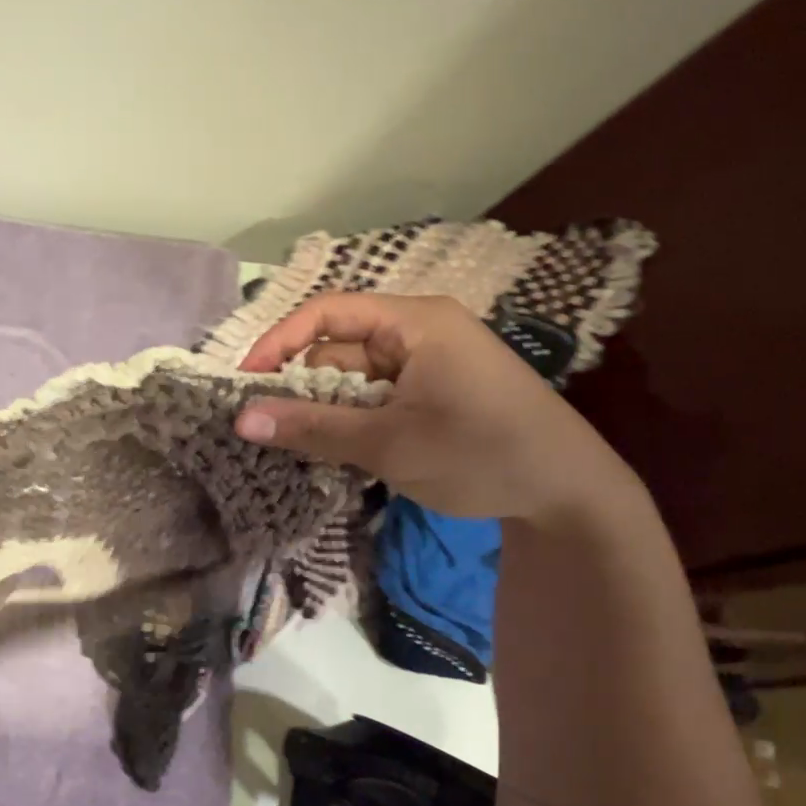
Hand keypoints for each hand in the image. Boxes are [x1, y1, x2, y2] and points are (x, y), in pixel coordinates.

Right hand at [233, 293, 640, 524]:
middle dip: (298, 383)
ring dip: (323, 407)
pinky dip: (348, 419)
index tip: (244, 384)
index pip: (326, 312)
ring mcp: (428, 363)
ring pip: (351, 376)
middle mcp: (419, 332)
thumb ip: (309, 428)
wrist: (567, 492)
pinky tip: (334, 448)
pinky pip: (372, 396)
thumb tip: (238, 419)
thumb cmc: (478, 453)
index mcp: (415, 322)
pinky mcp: (433, 392)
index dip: (278, 342)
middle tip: (265, 425)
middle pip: (335, 346)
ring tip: (295, 444)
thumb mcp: (385, 443)